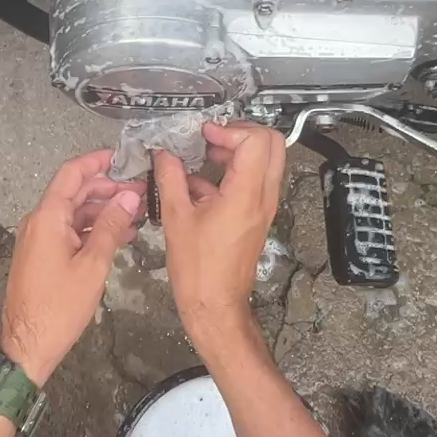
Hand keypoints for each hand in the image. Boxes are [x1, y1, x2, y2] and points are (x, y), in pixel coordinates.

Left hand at [0, 149, 143, 385]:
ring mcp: (39, 238)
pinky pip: (70, 231)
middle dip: (108, 189)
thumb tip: (128, 198)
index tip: (122, 157)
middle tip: (139, 192)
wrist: (26, 346)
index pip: (72, 174)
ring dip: (103, 211)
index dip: (97, 161)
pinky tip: (118, 237)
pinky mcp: (42, 254)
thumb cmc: (59, 307)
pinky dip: (92, 229)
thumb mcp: (92, 265)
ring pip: (75, 213)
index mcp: (48, 217)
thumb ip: (111, 227)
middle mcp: (39, 221)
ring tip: (136, 216)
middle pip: (75, 192)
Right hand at [153, 122, 286, 349]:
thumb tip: (164, 154)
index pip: (255, 141)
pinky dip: (234, 171)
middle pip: (272, 143)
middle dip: (242, 132)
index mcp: (246, 195)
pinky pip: (255, 180)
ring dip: (239, 150)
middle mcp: (262, 197)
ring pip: (266, 160)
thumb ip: (170, 178)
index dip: (228, 130)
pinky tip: (200, 182)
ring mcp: (263, 207)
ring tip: (206, 154)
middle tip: (213, 137)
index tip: (205, 134)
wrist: (216, 306)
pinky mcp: (257, 216)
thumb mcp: (176, 218)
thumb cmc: (199, 271)